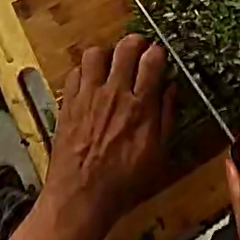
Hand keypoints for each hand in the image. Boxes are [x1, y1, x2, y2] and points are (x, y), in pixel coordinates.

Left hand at [41, 34, 175, 239]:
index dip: (158, 52)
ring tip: (111, 66)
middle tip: (138, 51)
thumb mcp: (157, 153)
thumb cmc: (124, 181)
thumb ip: (166, 116)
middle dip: (136, 42)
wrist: (80, 197)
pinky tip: (91, 85)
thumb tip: (171, 88)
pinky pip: (75, 73)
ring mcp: (87, 96)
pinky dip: (85, 73)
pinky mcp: (68, 103)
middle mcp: (113, 94)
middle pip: (125, 47)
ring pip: (95, 53)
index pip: (152, 59)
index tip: (159, 56)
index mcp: (140, 106)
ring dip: (106, 55)